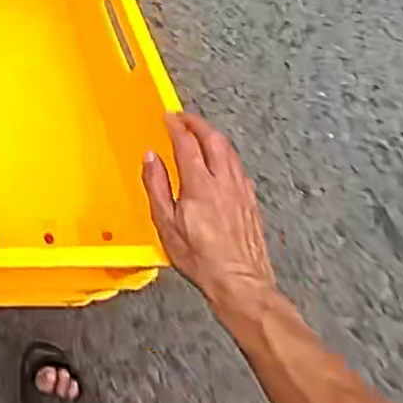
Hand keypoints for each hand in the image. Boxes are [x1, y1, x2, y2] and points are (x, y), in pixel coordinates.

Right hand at [142, 112, 277, 311]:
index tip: (168, 117)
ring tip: (200, 132)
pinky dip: (227, 155)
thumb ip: (156, 185)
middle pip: (215, 140)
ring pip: (231, 153)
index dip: (176, 125)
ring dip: (214, 137)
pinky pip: (240, 169)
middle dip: (198, 123)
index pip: (187, 143)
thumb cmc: (200, 258)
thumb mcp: (165, 221)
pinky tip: (221, 161)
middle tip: (184, 118)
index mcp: (200, 185)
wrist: (241, 286)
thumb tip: (151, 159)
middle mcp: (224, 184)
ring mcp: (241, 194)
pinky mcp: (251, 205)